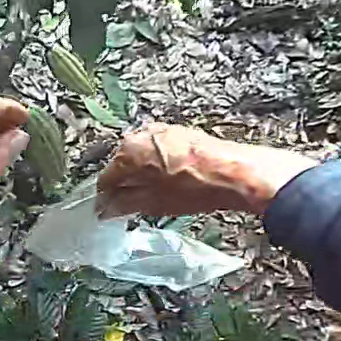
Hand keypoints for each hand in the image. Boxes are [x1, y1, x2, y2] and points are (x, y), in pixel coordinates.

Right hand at [96, 124, 318, 218]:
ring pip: (140, 156)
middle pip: (121, 164)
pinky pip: (156, 151)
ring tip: (152, 195)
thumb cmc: (197, 188)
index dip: (105, 197)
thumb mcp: (154, 204)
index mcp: (129, 151)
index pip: (106, 177)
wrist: (235, 173)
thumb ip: (124, 204)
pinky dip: (155, 165)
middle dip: (123, 184)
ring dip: (140, 174)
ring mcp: (160, 130)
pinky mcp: (178, 132)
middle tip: (129, 206)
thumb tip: (107, 209)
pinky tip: (168, 181)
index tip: (107, 210)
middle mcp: (141, 134)